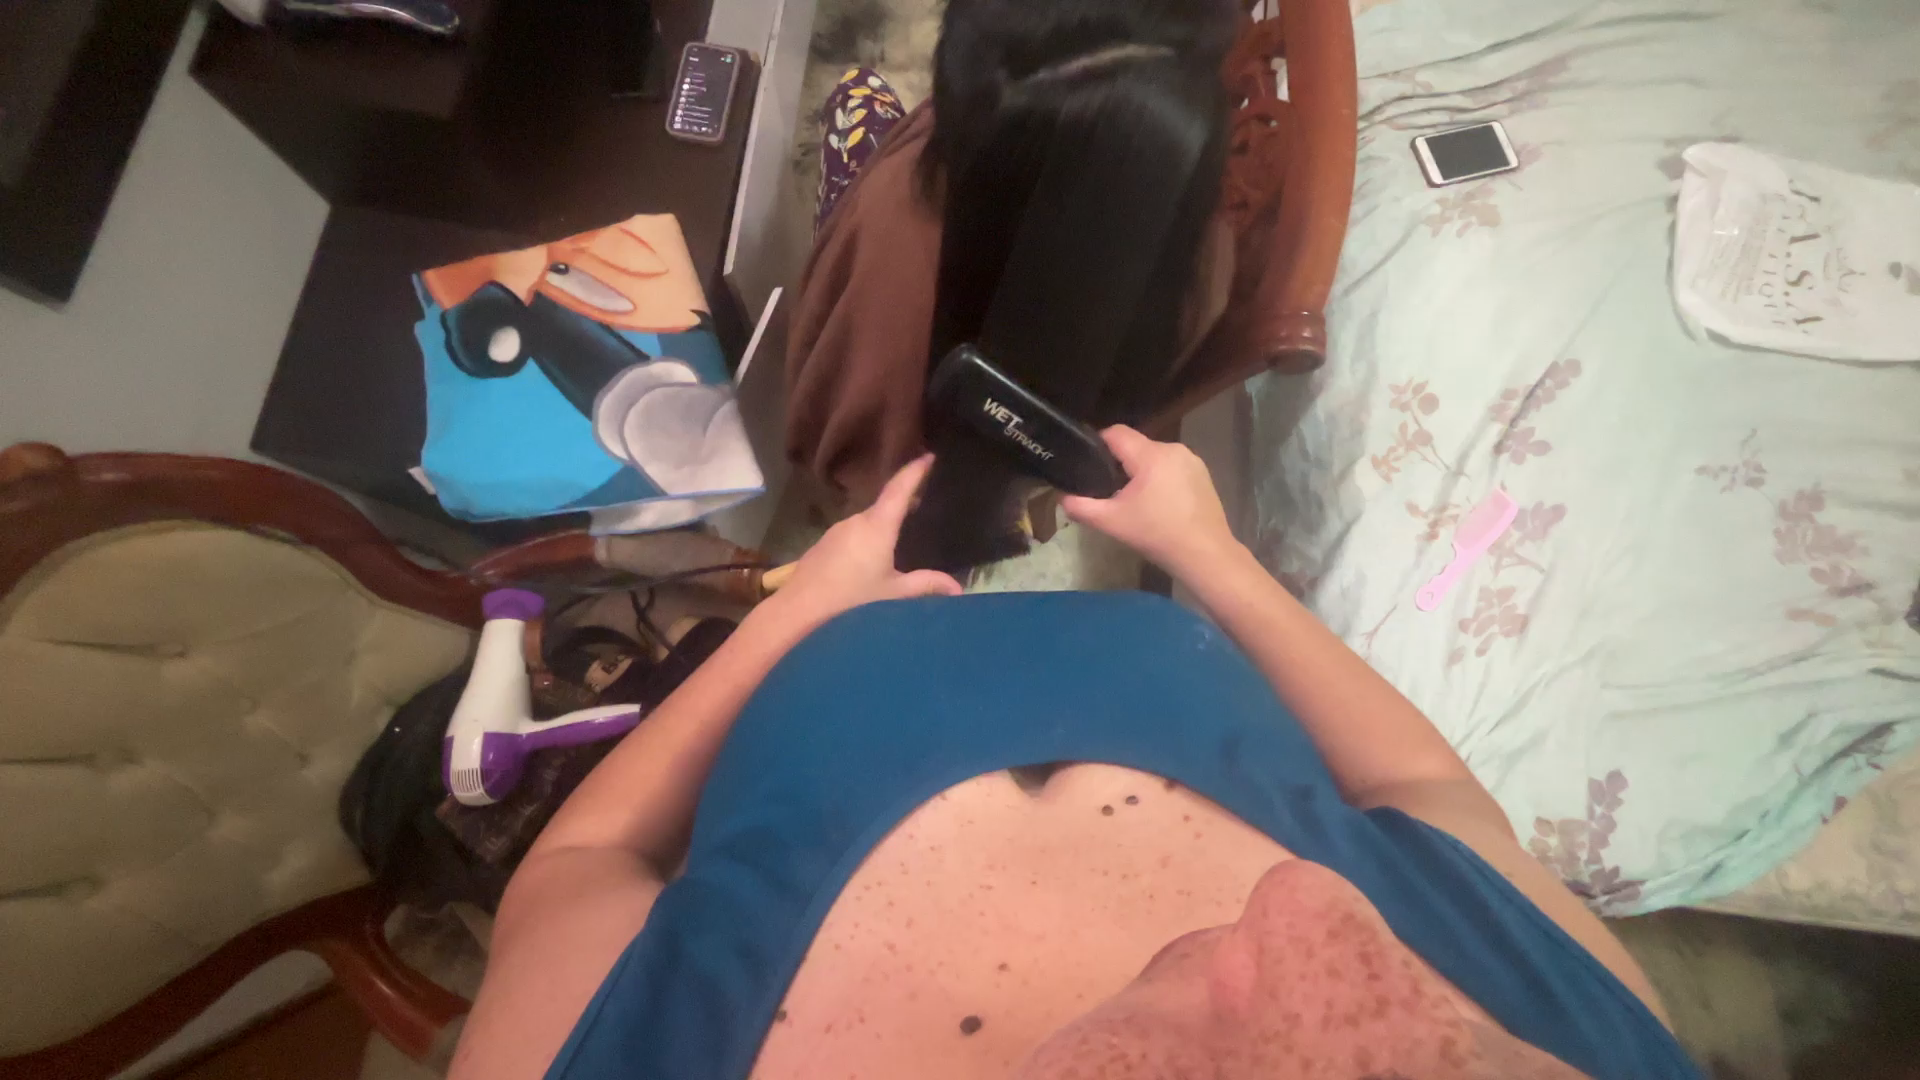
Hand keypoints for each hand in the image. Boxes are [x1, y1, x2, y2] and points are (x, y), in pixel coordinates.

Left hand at [757, 455, 963, 635]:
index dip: (915, 471)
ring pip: (868, 521)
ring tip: (901, 537)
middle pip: (885, 505)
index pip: (899, 489)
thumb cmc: (853, 599)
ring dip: (884, 525)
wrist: (801, 609)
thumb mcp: (894, 593)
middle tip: (924, 504)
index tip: (928, 456)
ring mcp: (837, 531)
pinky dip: (868, 538)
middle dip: (904, 502)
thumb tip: (958, 588)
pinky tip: (871, 558)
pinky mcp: (825, 544)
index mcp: (877, 526)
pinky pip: (853, 534)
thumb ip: (926, 585)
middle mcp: (856, 520)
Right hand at [1059, 426, 1238, 576]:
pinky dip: (1160, 479)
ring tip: (1134, 500)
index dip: (1097, 444)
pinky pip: (1172, 467)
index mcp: (1151, 455)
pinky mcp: (1203, 474)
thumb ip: (1081, 507)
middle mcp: (1173, 449)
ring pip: (1154, 457)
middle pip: (1136, 446)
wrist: (1204, 554)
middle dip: (1119, 463)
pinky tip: (1158, 504)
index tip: (1087, 465)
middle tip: (1108, 490)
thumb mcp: (1112, 523)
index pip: (1116, 433)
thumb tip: (1063, 498)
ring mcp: (1192, 461)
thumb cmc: (1157, 535)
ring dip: (1141, 472)